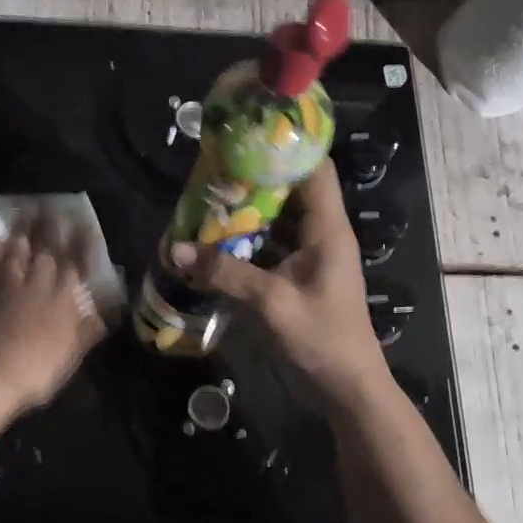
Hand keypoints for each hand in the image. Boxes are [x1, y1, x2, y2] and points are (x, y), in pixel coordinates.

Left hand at [0, 216, 107, 411]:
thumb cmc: (37, 370)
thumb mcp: (72, 355)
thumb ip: (88, 332)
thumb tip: (104, 315)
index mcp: (63, 299)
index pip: (76, 263)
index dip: (81, 242)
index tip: (84, 223)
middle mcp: (37, 284)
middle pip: (46, 248)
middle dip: (51, 227)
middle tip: (52, 206)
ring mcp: (8, 285)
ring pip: (17, 250)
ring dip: (22, 230)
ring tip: (26, 212)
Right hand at [171, 157, 386, 390]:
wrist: (345, 387)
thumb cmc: (321, 338)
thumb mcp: (271, 303)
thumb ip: (225, 274)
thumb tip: (177, 250)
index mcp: (328, 230)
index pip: (315, 170)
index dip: (287, 148)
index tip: (248, 135)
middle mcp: (320, 236)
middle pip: (289, 194)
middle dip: (252, 182)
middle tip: (211, 171)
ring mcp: (308, 259)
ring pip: (275, 224)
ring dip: (243, 216)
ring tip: (204, 203)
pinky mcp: (295, 280)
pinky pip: (268, 252)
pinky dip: (243, 246)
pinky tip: (212, 245)